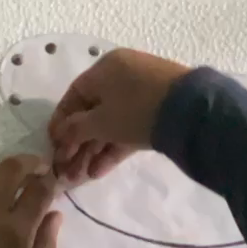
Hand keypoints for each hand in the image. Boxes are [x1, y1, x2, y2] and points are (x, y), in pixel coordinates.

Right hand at [48, 48, 191, 184]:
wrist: (194, 112)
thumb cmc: (136, 109)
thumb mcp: (100, 121)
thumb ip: (75, 129)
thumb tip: (59, 134)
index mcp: (104, 68)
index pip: (73, 96)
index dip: (61, 122)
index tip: (52, 146)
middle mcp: (121, 76)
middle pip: (91, 113)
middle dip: (77, 145)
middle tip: (66, 171)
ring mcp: (142, 94)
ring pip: (109, 124)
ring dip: (93, 151)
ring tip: (82, 178)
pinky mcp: (157, 112)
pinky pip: (128, 129)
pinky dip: (113, 148)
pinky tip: (99, 172)